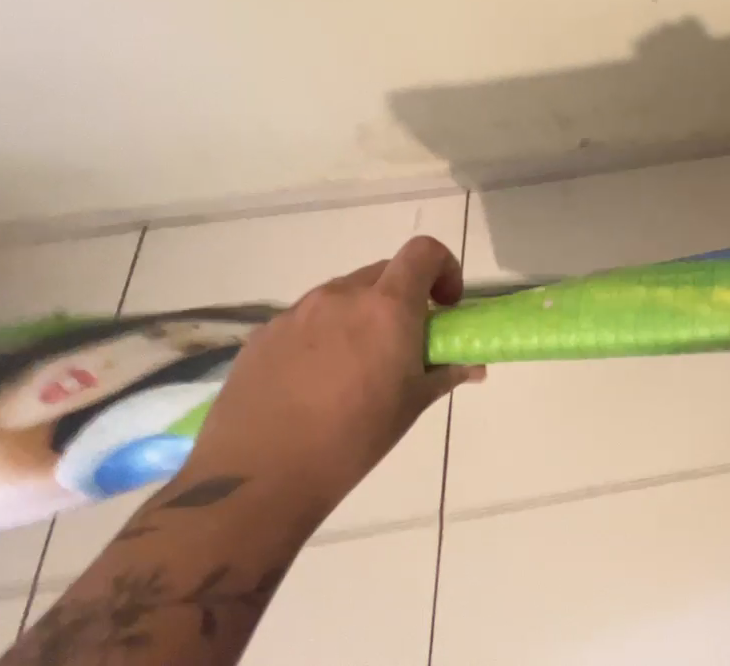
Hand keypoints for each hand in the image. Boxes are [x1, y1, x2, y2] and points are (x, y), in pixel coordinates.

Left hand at [183, 236, 485, 517]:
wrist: (257, 478)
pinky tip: (315, 382)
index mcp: (386, 307)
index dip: (443, 268)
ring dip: (361, 315)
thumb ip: (446, 372)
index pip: (423, 252)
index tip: (444, 306)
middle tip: (404, 340)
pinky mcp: (262, 336)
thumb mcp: (412, 404)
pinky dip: (324, 335)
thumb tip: (472, 366)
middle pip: (384, 272)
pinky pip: (306, 320)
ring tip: (356, 365)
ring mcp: (296, 314)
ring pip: (342, 295)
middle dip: (402, 296)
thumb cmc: (352, 437)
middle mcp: (341, 297)